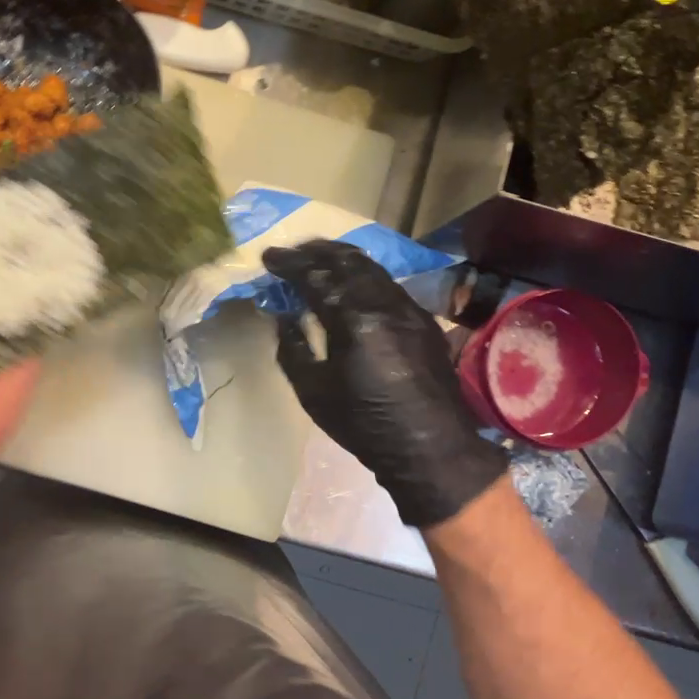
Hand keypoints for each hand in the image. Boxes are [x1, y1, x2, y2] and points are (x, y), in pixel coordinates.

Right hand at [263, 240, 504, 528]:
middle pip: (348, 261)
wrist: (429, 447)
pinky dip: (364, 277)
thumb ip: (293, 348)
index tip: (268, 257)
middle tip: (293, 251)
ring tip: (320, 260)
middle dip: (317, 251)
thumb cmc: (362, 424)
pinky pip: (388, 286)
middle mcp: (385, 303)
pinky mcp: (424, 322)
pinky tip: (353, 287)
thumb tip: (284, 318)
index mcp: (354, 319)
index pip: (316, 276)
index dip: (289, 264)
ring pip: (373, 270)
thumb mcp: (313, 391)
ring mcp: (410, 309)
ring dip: (343, 260)